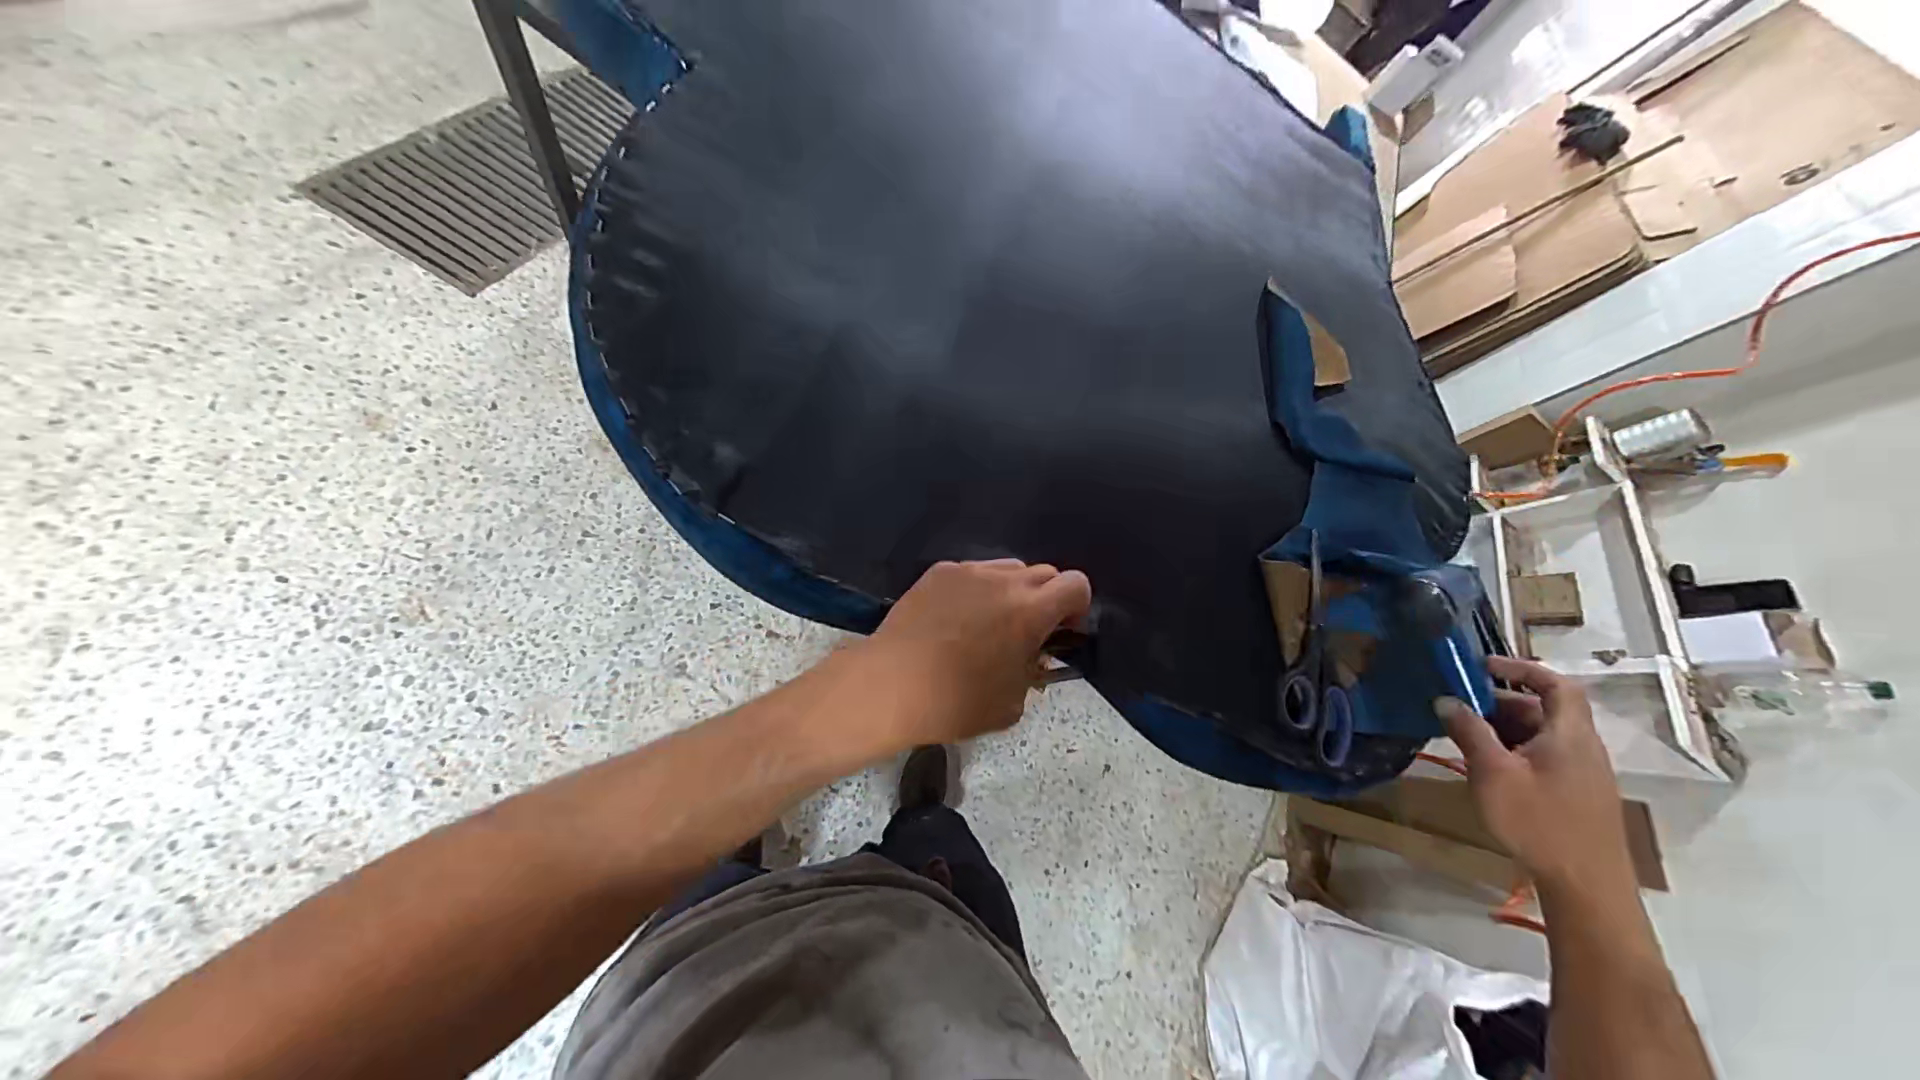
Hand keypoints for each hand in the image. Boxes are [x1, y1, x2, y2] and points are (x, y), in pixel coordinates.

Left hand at [850, 559, 1091, 750]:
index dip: (1076, 607)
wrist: (891, 685)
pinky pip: (972, 573)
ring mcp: (969, 572)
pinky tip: (954, 618)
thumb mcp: (1012, 703)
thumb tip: (1031, 655)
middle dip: (1046, 599)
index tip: (1060, 632)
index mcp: (1030, 611)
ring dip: (1011, 591)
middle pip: (1045, 573)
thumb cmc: (956, 703)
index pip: (1077, 584)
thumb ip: (1033, 671)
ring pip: (1008, 569)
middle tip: (1025, 631)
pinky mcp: (939, 572)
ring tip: (988, 622)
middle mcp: (1004, 581)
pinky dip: (976, 589)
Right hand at [1433, 656, 1636, 899]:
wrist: (1586, 887)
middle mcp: (1582, 747)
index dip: (1521, 667)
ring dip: (1500, 727)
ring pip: (1539, 734)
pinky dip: (1510, 748)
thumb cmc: (1539, 822)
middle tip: (1455, 705)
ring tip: (1461, 734)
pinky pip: (1540, 755)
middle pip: (1542, 709)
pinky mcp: (1575, 793)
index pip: (1556, 684)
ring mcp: (1581, 772)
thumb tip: (1446, 700)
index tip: (1481, 666)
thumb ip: (1469, 731)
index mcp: (1570, 735)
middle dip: (1497, 701)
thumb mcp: (1493, 773)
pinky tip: (1483, 764)